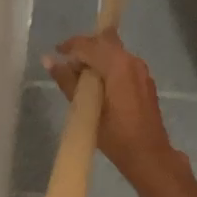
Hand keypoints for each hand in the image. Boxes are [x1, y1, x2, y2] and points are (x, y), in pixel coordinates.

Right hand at [42, 31, 182, 177]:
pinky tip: (97, 85)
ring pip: (113, 51)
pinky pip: (122, 63)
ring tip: (79, 78)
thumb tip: (48, 60)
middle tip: (67, 66)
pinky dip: (107, 66)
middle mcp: (132, 61)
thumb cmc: (115, 135)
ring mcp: (141, 69)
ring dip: (96, 57)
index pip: (89, 44)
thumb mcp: (86, 108)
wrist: (148, 155)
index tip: (56, 52)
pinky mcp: (144, 80)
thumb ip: (67, 81)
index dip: (70, 46)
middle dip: (84, 49)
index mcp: (118, 65)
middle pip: (103, 41)